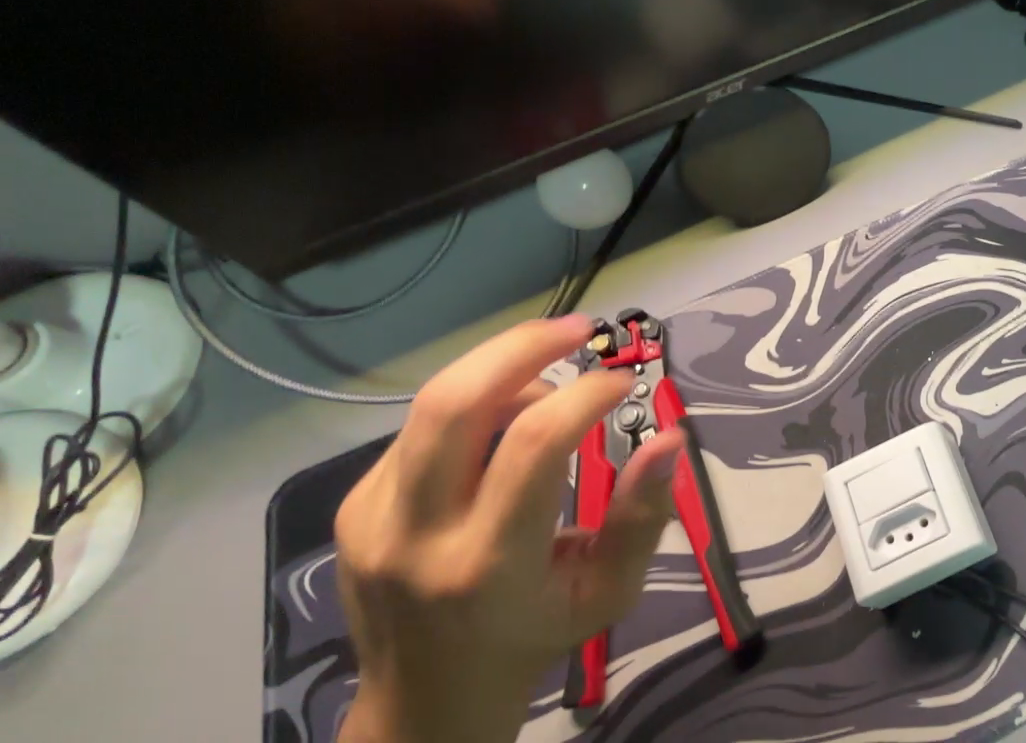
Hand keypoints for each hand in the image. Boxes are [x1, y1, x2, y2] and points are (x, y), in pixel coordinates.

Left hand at [334, 315, 686, 742]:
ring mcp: (372, 517)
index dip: (587, 394)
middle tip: (580, 329)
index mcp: (488, 564)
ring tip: (550, 380)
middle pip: (456, 403)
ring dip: (502, 371)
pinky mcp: (352, 505)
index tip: (625, 383)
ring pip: (434, 404)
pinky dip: (475, 407)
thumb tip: (670, 437)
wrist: (425, 700)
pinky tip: (503, 427)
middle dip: (524, 347)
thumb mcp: (609, 591)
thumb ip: (643, 516)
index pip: (535, 446)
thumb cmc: (534, 639)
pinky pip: (420, 429)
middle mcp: (415, 534)